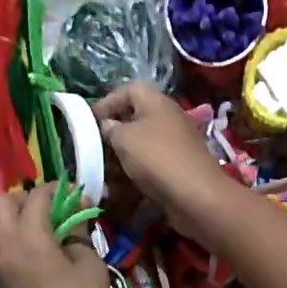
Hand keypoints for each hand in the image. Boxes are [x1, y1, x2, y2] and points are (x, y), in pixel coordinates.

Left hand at [0, 182, 109, 287]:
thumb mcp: (91, 266)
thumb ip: (78, 233)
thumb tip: (74, 217)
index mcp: (29, 238)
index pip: (37, 197)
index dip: (59, 190)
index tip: (79, 194)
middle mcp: (5, 245)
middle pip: (3, 202)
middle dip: (28, 197)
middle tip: (57, 208)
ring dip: (20, 215)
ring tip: (51, 226)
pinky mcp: (1, 279)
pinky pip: (3, 243)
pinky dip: (18, 234)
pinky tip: (44, 247)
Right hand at [94, 82, 237, 233]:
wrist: (197, 196)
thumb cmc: (157, 158)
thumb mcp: (124, 138)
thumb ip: (110, 129)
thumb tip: (107, 126)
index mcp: (156, 102)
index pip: (128, 90)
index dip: (107, 102)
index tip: (89, 121)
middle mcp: (168, 120)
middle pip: (134, 121)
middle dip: (113, 137)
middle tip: (93, 151)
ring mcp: (175, 147)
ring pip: (142, 149)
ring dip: (122, 161)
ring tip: (104, 176)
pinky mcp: (179, 171)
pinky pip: (151, 170)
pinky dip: (136, 178)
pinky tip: (121, 192)